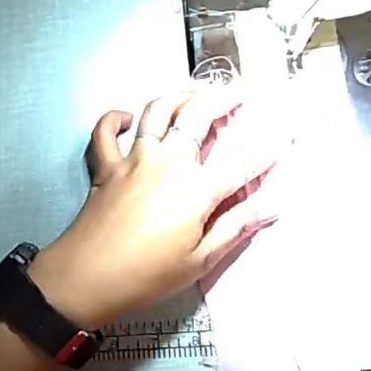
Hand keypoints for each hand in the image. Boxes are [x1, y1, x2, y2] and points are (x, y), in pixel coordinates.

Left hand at [29, 86, 280, 326]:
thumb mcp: (199, 261)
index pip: (241, 162)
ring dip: (178, 96)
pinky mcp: (106, 167)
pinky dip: (116, 119)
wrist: (85, 278)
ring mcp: (134, 160)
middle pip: (198, 116)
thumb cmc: (147, 276)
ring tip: (193, 92)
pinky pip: (106, 132)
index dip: (266, 147)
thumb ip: (234, 228)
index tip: (285, 133)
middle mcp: (168, 163)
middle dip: (223, 98)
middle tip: (239, 92)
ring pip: (157, 112)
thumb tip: (270, 207)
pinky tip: (127, 117)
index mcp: (196, 190)